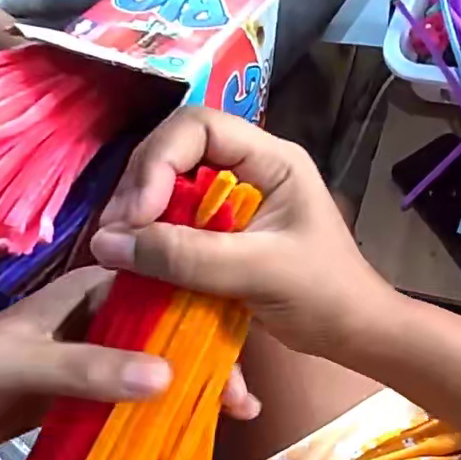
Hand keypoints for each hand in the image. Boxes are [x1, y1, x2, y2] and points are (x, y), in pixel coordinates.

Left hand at [0, 267, 258, 459]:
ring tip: (238, 412)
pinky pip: (150, 391)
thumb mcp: (19, 364)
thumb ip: (87, 367)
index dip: (206, 321)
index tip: (234, 358)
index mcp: (98, 289)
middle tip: (242, 399)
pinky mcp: (104, 385)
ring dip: (202, 385)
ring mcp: (110, 352)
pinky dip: (176, 405)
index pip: (167, 294)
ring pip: (170, 361)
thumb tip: (167, 377)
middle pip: (178, 330)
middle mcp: (113, 314)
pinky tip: (203, 422)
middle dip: (214, 361)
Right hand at [89, 106, 398, 355]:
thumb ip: (189, 256)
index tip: (139, 213)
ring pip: (172, 193)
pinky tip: (137, 264)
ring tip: (119, 253)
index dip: (159, 160)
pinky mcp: (226, 237)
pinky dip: (155, 243)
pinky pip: (178, 227)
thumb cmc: (325, 294)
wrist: (352, 332)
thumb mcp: (261, 270)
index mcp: (272, 161)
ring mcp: (238, 205)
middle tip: (116, 237)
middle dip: (141, 190)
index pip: (200, 127)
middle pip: (177, 156)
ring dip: (141, 219)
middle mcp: (251, 172)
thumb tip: (108, 243)